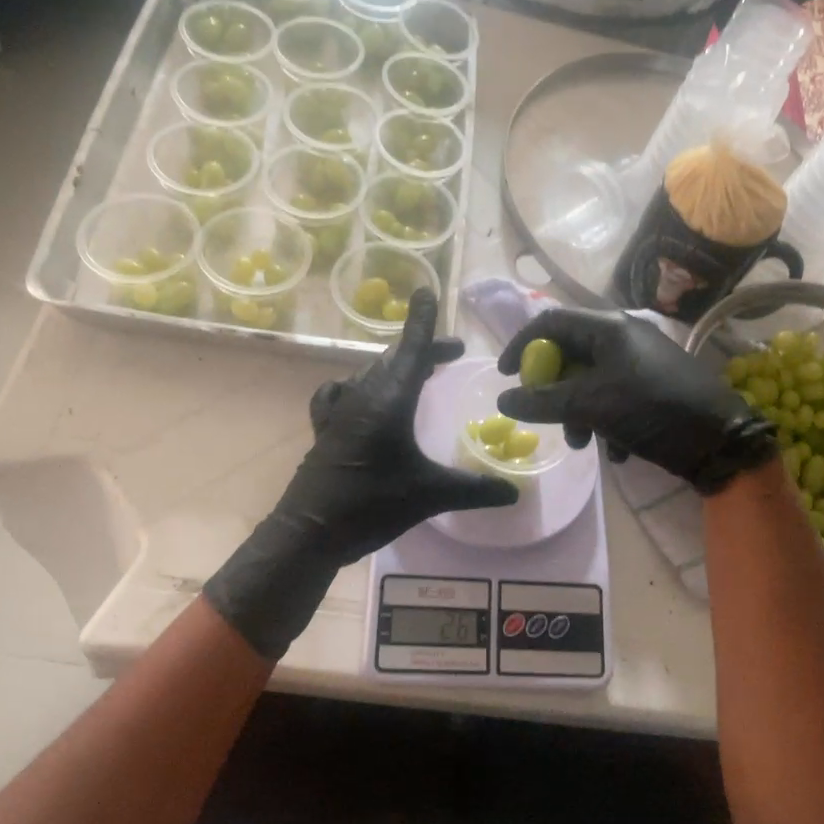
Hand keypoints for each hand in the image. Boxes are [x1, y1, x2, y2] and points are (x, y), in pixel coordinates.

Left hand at [201, 288, 517, 657]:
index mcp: (389, 403)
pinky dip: (357, 388)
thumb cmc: (370, 505)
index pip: (411, 351)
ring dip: (395, 367)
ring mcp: (339, 414)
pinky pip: (340, 395)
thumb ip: (474, 490)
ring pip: (369, 375)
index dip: (422, 322)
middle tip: (453, 353)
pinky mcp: (325, 432)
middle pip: (395, 361)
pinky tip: (359, 399)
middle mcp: (362, 399)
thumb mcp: (429, 495)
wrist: (309, 532)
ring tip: (416, 373)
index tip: (426, 291)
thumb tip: (513, 492)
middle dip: (424, 349)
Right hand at [497, 309, 776, 495]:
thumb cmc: (652, 409)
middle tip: (548, 420)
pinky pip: (614, 399)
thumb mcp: (591, 405)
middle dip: (554, 394)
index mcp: (608, 327)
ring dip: (579, 416)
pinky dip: (607, 423)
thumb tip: (504, 399)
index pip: (550, 322)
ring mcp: (640, 363)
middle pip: (569, 356)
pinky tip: (619, 452)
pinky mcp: (653, 388)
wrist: (719, 439)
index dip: (522, 346)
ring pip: (590, 384)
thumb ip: (543, 402)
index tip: (506, 377)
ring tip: (586, 445)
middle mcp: (623, 337)